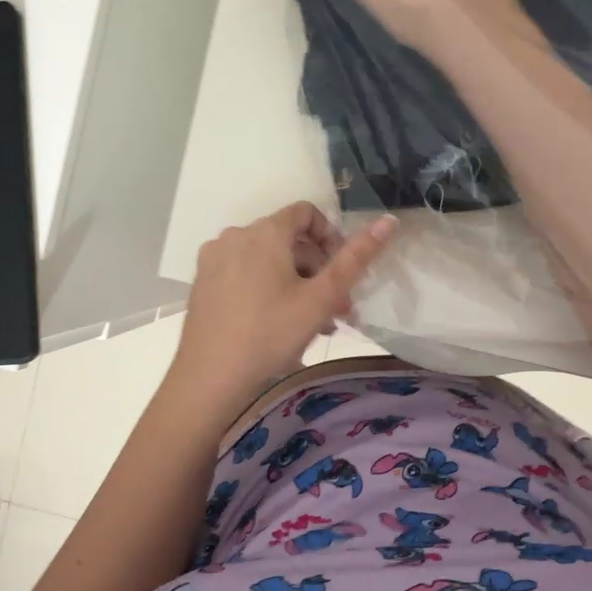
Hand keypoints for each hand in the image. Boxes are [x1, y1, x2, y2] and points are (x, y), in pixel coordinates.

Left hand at [171, 202, 397, 408]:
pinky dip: (266, 288)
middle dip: (316, 270)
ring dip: (295, 283)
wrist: (210, 376)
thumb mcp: (320, 299)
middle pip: (287, 240)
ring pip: (266, 260)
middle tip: (336, 310)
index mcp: (264, 232)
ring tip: (312, 325)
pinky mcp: (203, 282)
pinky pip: (244, 273)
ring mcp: (214, 259)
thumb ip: (355, 259)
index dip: (331, 236)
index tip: (341, 272)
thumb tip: (388, 221)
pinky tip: (278, 325)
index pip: (306, 213)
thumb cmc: (270, 334)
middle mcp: (236, 235)